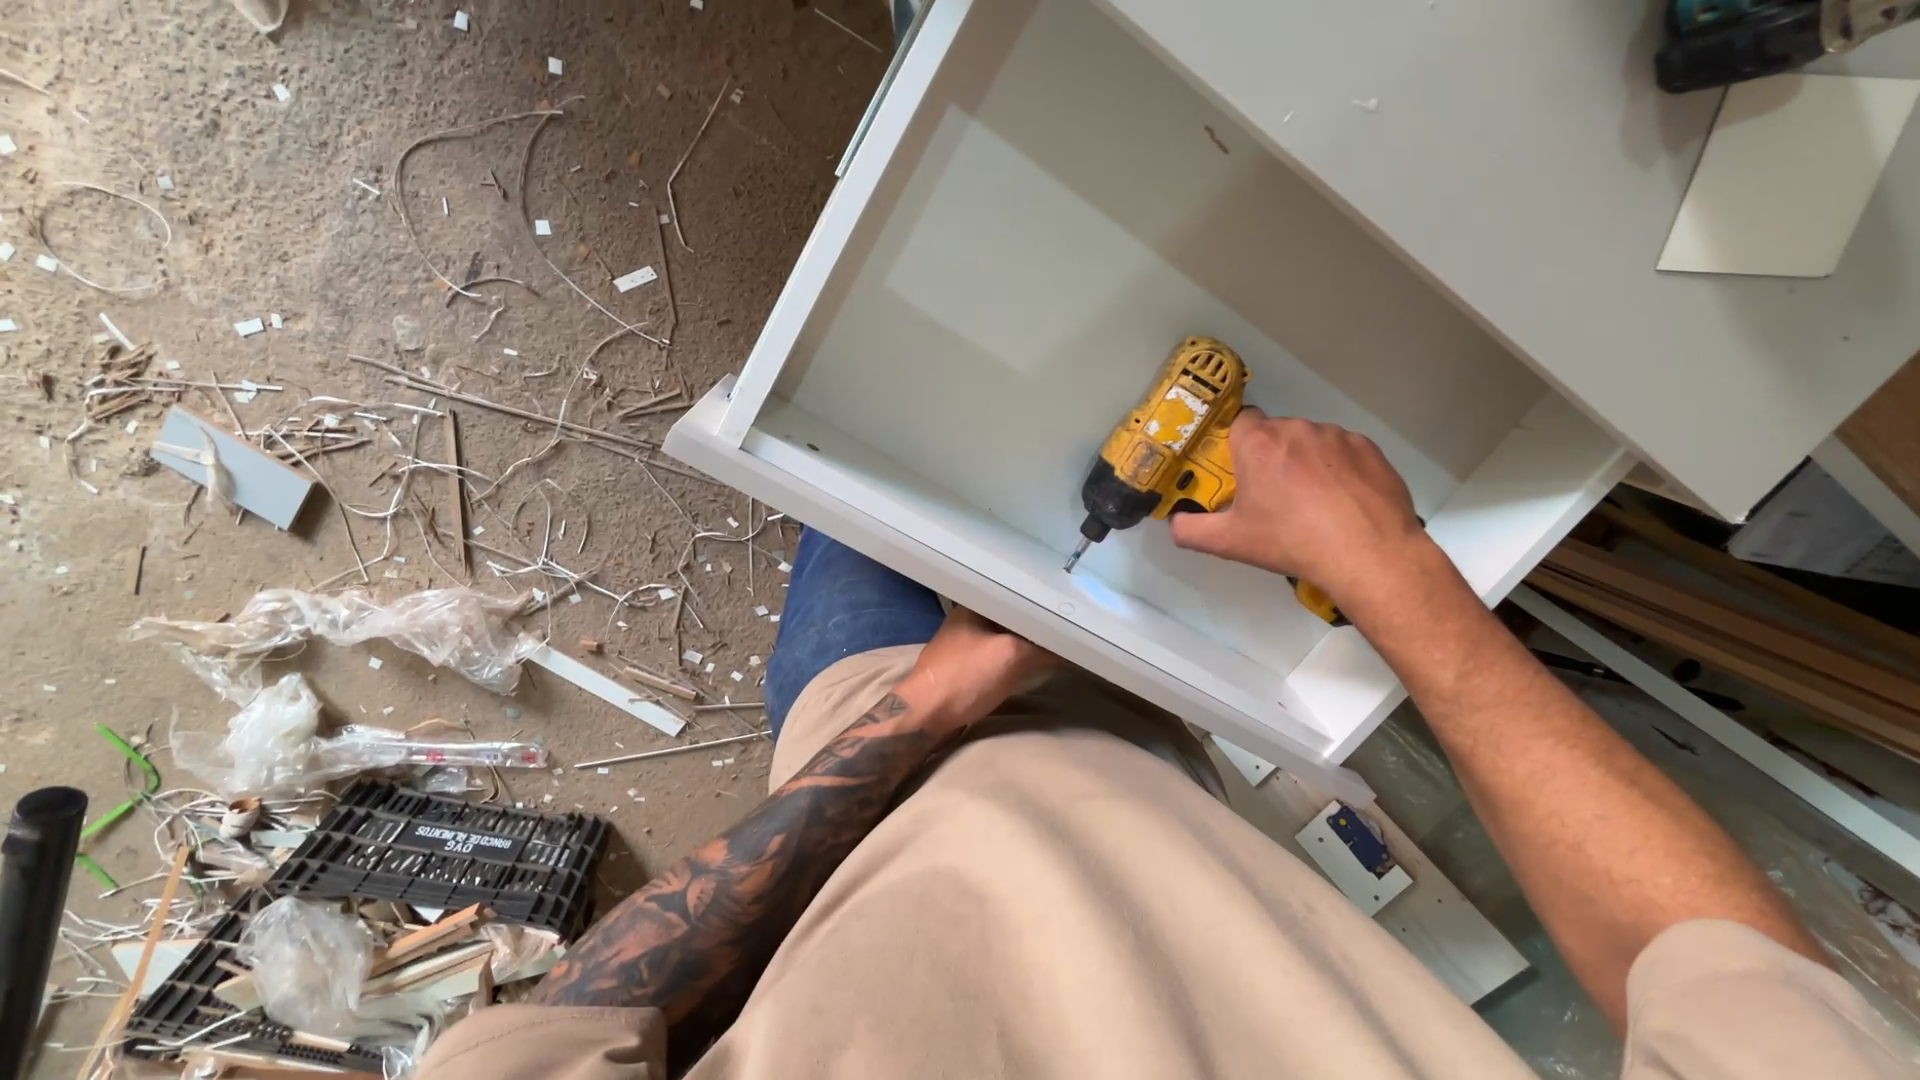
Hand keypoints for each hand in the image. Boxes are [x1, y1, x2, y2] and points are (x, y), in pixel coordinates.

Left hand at [893, 607, 1056, 729]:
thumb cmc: (966, 676)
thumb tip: (1073, 643)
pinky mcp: (961, 668)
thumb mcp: (1011, 656)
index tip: (1066, 610)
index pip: (1015, 596)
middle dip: (1035, 625)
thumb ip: (1042, 647)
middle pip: (1010, 618)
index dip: (1041, 604)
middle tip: (1065, 629)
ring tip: (1052, 645)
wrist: (925, 715)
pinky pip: (994, 658)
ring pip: (1002, 639)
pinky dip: (1011, 660)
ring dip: (1024, 644)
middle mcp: (966, 620)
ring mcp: (961, 645)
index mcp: (974, 605)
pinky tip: (1027, 665)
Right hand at [1170, 408, 1432, 612]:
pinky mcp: (1369, 448)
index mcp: (1258, 444)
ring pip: (1311, 442)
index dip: (1238, 445)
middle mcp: (1297, 429)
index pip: (1240, 421)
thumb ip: (1190, 530)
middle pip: (1276, 433)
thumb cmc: (1292, 541)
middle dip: (1273, 458)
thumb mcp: (1230, 543)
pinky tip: (1343, 501)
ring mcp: (1337, 436)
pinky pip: (1344, 452)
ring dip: (1306, 462)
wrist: (1368, 553)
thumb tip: (1176, 523)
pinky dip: (1339, 470)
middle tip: (1275, 497)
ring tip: (1315, 503)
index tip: (1242, 471)